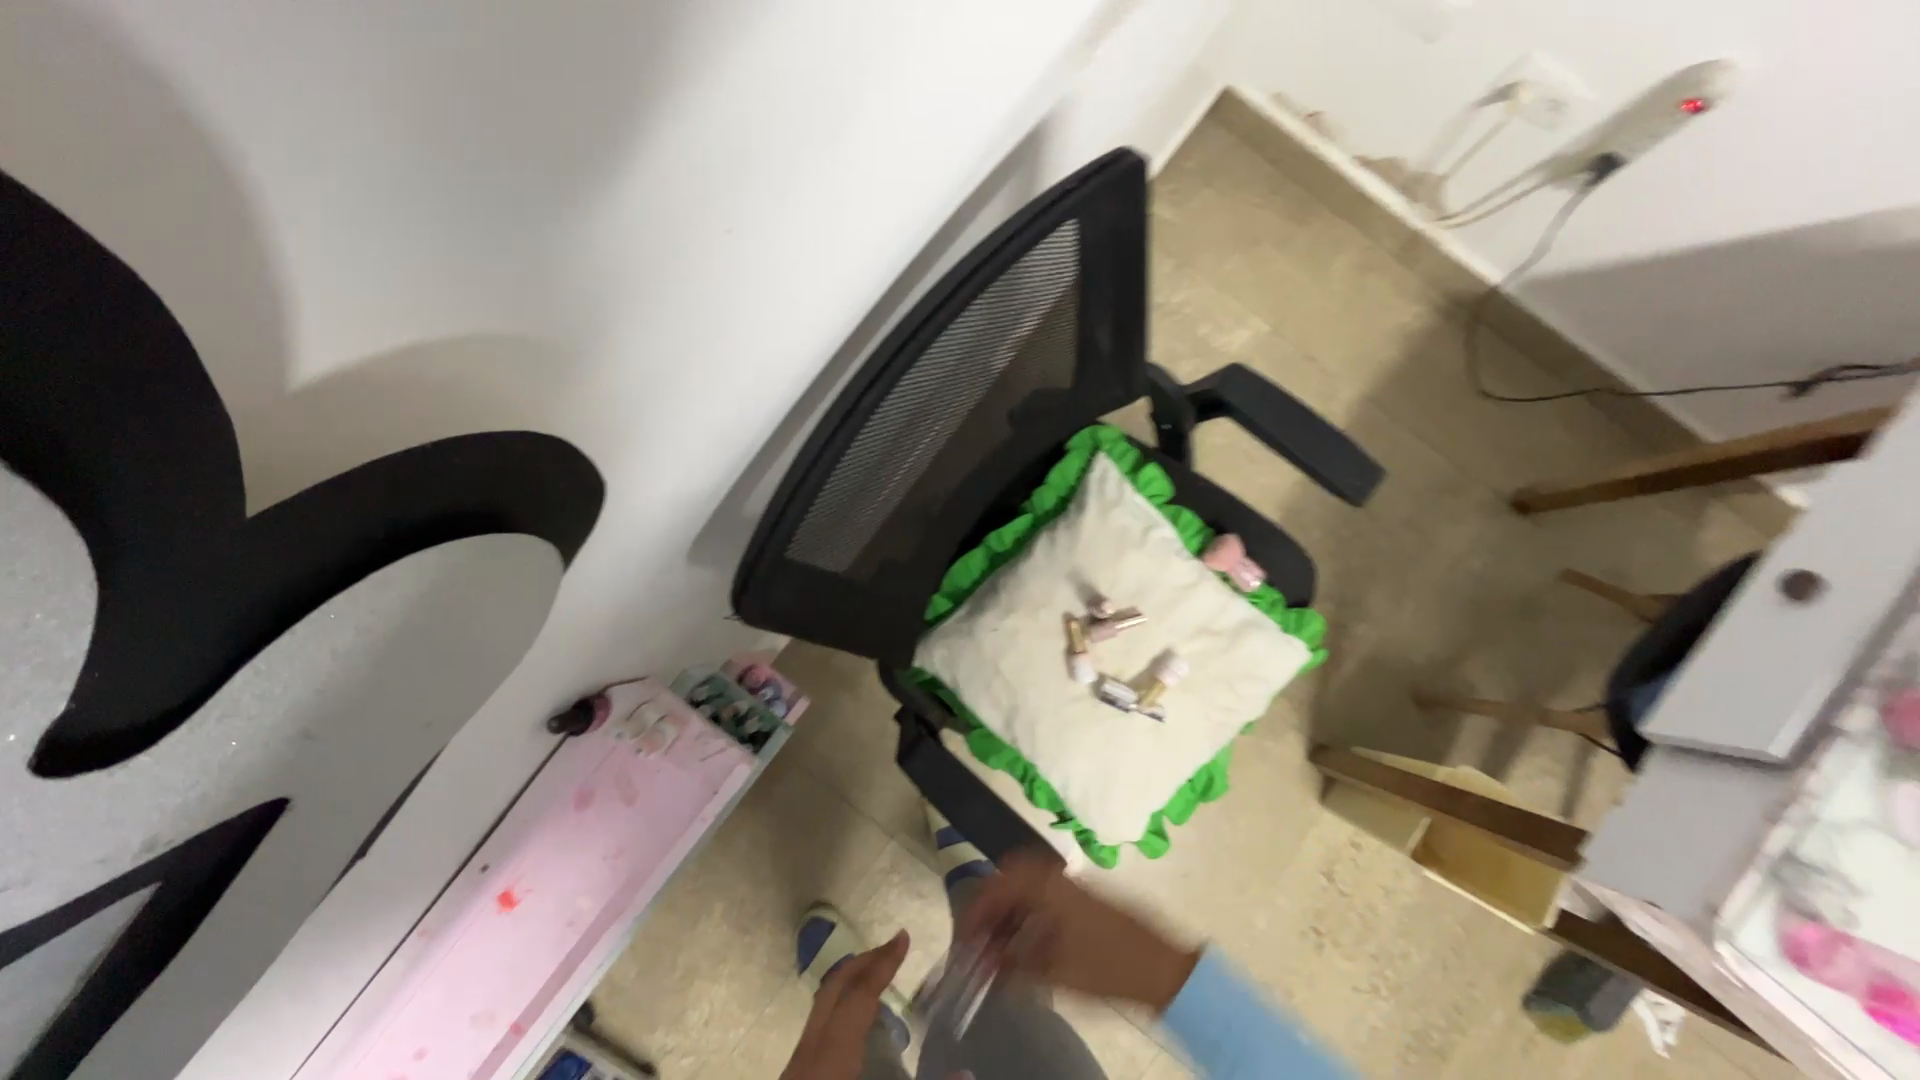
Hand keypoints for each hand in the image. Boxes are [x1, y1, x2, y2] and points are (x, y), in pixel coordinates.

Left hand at [779, 931, 909, 1079]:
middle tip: (893, 947)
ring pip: (822, 1003)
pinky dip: (841, 1004)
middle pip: (833, 988)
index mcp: (830, 1058)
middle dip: (864, 961)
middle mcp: (808, 1051)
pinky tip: (857, 1016)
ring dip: (851, 980)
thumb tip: (952, 1063)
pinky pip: (819, 1022)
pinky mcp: (796, 1070)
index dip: (882, 964)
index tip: (903, 937)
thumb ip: (909, 1078)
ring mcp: (797, 1060)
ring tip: (879, 972)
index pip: (857, 996)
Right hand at [956, 853, 1199, 1013]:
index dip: (978, 906)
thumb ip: (1013, 965)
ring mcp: (1079, 887)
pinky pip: (1050, 895)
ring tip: (1002, 942)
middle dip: (994, 903)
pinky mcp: (1091, 900)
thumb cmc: (1109, 969)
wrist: (1166, 970)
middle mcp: (1062, 878)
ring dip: (1013, 908)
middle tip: (982, 933)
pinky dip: (1032, 912)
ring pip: (1033, 886)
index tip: (965, 931)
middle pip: (1015, 876)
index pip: (1001, 882)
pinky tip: (1031, 942)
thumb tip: (984, 962)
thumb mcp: (1055, 973)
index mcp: (1050, 887)